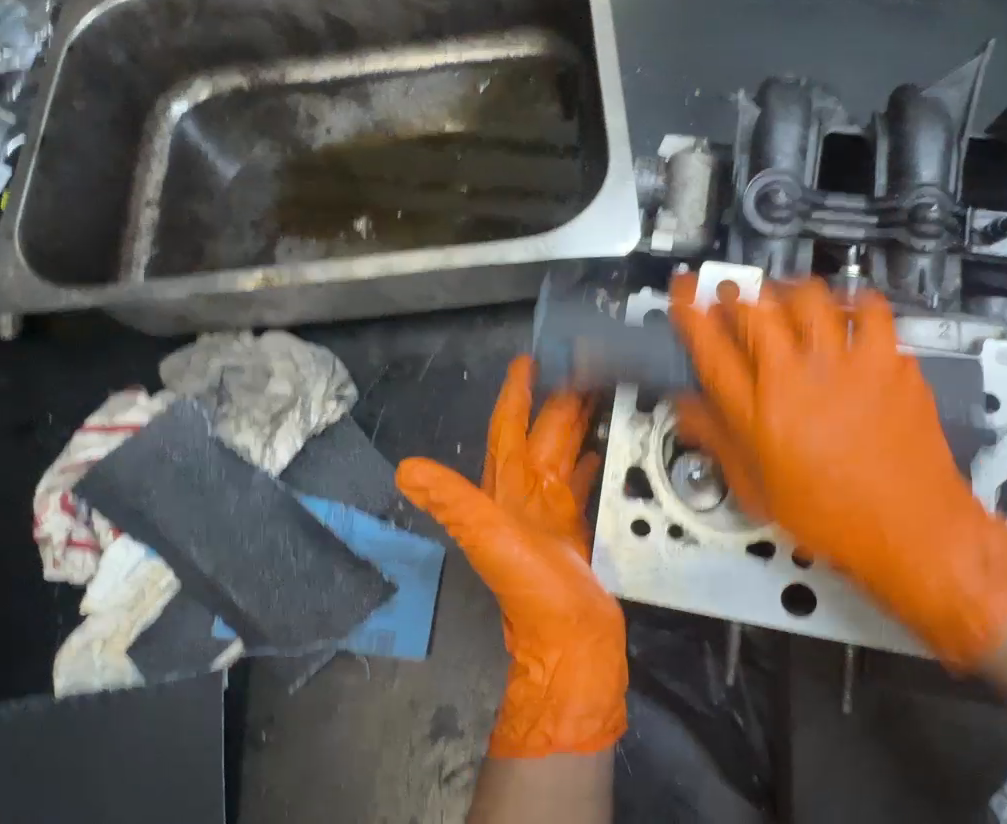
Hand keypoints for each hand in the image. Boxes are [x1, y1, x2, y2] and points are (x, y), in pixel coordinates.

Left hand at [397, 357, 626, 756]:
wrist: (571, 644)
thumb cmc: (533, 590)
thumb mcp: (488, 538)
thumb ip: (452, 501)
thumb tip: (405, 469)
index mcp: (505, 491)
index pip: (507, 430)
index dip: (515, 395)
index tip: (527, 362)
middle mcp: (524, 497)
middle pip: (541, 436)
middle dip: (556, 401)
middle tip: (580, 366)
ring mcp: (549, 514)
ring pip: (561, 455)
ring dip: (574, 427)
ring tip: (595, 396)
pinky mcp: (575, 532)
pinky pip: (579, 484)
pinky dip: (588, 463)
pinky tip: (601, 448)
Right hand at [669, 275, 1006, 667]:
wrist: (912, 529)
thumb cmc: (837, 517)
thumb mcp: (759, 489)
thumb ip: (718, 440)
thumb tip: (688, 410)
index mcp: (758, 411)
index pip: (709, 344)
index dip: (689, 309)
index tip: (683, 292)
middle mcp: (798, 378)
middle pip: (755, 309)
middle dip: (734, 291)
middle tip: (730, 293)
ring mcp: (846, 365)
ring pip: (808, 298)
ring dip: (788, 291)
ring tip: (783, 297)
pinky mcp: (888, 363)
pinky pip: (870, 310)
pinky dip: (854, 302)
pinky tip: (845, 310)